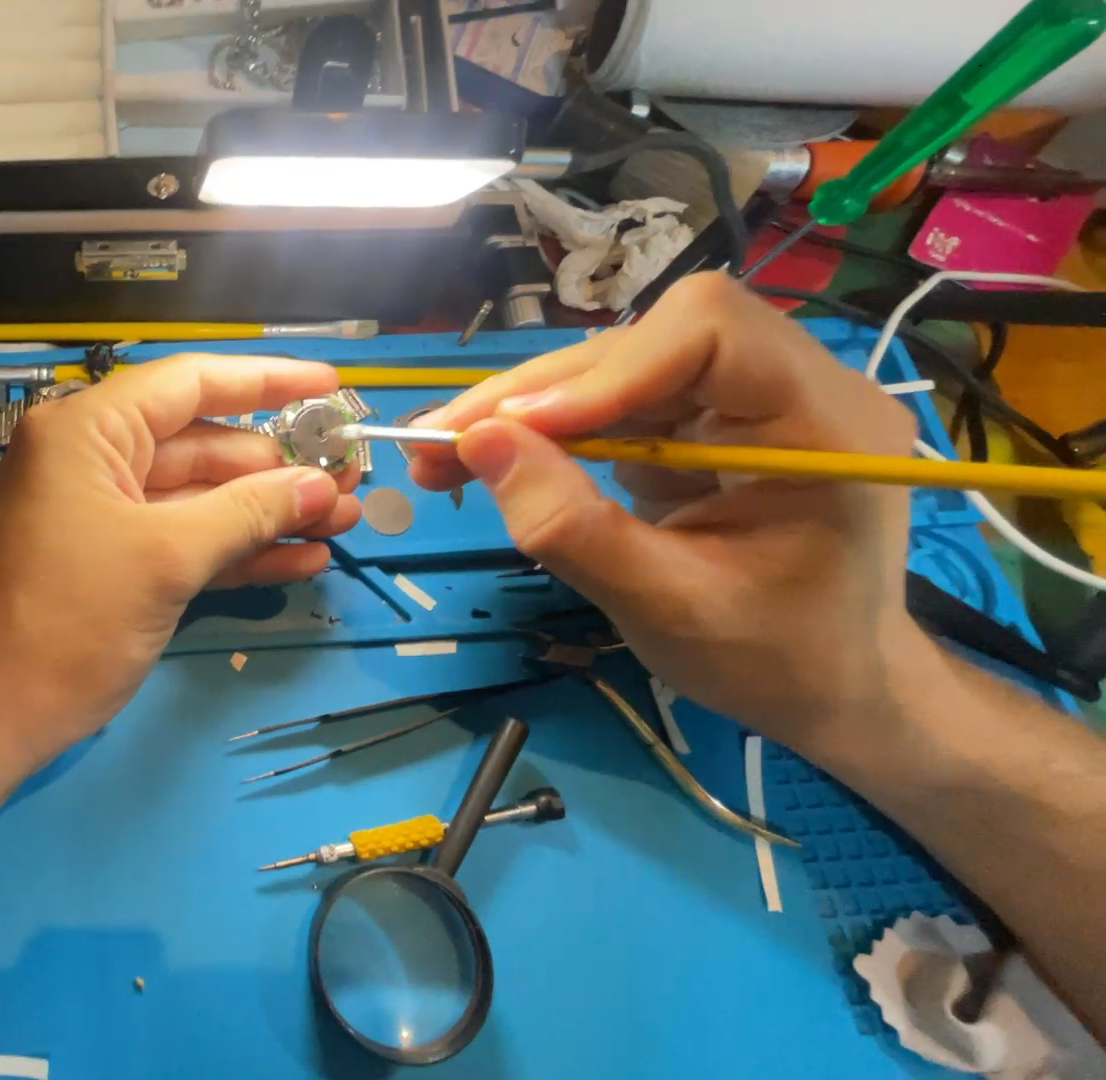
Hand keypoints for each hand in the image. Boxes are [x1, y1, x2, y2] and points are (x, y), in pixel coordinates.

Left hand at [0, 356, 361, 767]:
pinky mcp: (114, 565)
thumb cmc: (65, 622)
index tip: (330, 386)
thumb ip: (246, 513)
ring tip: (344, 520)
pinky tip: (302, 559)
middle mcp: (95, 461)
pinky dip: (236, 551)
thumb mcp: (164, 559)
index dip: (266, 381)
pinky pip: (185, 543)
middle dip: (277, 466)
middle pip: (202, 444)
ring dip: (267, 512)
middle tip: (350, 479)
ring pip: (200, 499)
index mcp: (88, 432)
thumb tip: (321, 484)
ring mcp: (104, 516)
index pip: (190, 384)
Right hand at [409, 274, 927, 742]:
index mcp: (819, 425)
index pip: (708, 332)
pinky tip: (480, 463)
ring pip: (602, 374)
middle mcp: (782, 388)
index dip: (602, 374)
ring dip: (513, 414)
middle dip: (526, 397)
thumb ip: (570, 527)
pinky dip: (532, 436)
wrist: (826, 686)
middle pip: (635, 348)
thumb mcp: (663, 607)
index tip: (516, 433)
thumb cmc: (770, 659)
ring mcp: (732, 403)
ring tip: (435, 459)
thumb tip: (477, 445)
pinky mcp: (689, 425)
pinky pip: (597, 410)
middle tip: (431, 444)